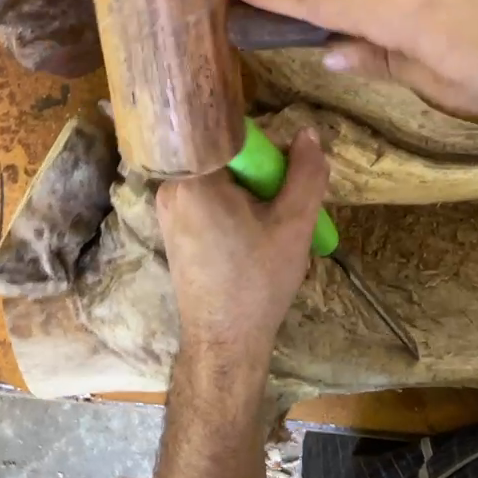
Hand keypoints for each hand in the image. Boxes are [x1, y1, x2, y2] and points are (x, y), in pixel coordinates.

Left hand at [154, 130, 329, 361]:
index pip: (229, 133)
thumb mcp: (293, 224)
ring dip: (251, 190)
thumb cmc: (257, 283)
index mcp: (193, 179)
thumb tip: (309, 133)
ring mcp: (168, 208)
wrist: (224, 344)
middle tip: (285, 200)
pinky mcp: (174, 227)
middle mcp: (171, 187)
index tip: (283, 166)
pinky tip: (254, 232)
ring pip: (220, 177)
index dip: (263, 144)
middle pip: (224, 155)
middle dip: (261, 170)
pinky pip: (209, 197)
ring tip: (272, 221)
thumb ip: (305, 173)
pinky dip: (236, 205)